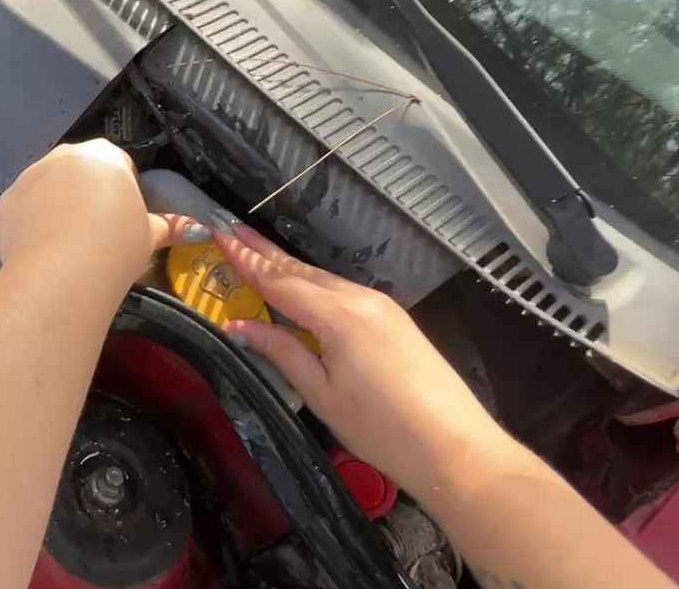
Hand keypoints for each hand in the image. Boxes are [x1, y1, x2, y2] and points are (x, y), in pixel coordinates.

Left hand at [0, 141, 201, 280]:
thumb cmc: (116, 245)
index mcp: (104, 155)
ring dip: (57, 208)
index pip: (119, 164)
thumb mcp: (148, 235)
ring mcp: (29, 175)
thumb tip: (198, 229)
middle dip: (87, 196)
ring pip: (48, 188)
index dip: (124, 192)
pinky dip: (32, 225)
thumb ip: (169, 226)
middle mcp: (63, 155)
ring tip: (68, 248)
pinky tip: (43, 253)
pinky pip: (24, 210)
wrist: (61, 271)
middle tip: (99, 235)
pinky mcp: (6, 201)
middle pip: (80, 172)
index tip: (125, 221)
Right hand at [215, 222, 525, 504]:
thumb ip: (279, 352)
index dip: (245, 258)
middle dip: (262, 249)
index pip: (278, 280)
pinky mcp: (392, 317)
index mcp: (336, 315)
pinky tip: (297, 283)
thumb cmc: (382, 430)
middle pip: (299, 270)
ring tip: (254, 249)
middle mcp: (357, 298)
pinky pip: (340, 289)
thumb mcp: (321, 395)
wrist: (459, 451)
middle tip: (229, 228)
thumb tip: (235, 326)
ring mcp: (379, 305)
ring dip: (285, 264)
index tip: (218, 233)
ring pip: (320, 277)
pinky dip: (310, 282)